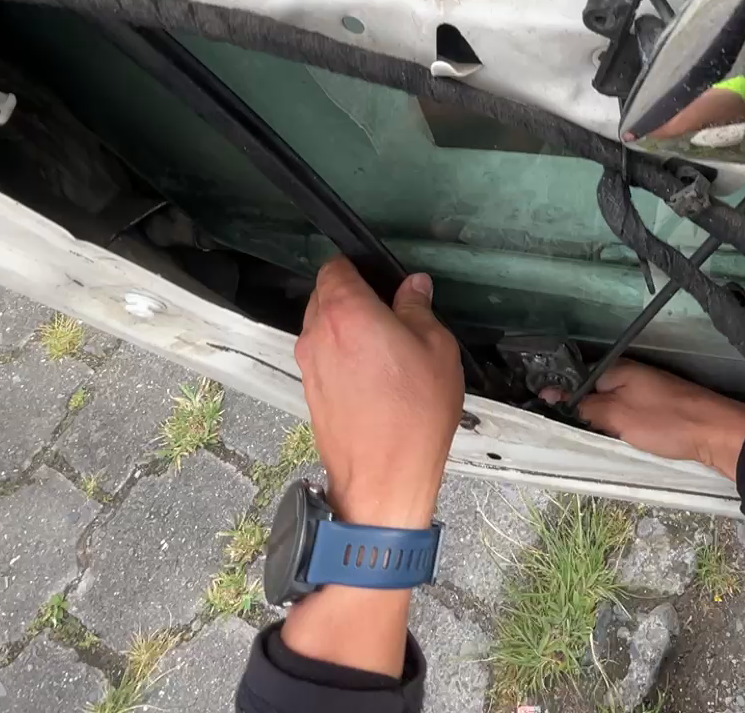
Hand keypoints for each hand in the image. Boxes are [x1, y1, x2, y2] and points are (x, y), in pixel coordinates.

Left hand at [282, 257, 461, 677]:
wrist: (385, 478)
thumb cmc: (417, 408)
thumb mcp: (436, 347)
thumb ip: (419, 309)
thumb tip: (413, 285)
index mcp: (347, 312)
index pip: (335, 268)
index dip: (359, 267)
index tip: (384, 278)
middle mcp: (317, 333)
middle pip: (324, 294)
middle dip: (353, 293)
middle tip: (392, 310)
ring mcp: (308, 364)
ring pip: (321, 325)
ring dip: (347, 324)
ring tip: (386, 343)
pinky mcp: (309, 391)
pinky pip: (322, 354)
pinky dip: (342, 350)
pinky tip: (374, 370)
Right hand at [544, 360, 744, 480]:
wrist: (716, 432)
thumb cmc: (666, 421)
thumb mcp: (617, 416)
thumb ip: (584, 405)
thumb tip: (551, 394)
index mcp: (618, 369)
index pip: (577, 376)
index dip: (560, 394)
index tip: (545, 413)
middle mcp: (630, 374)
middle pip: (593, 390)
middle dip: (581, 410)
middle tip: (570, 431)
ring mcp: (645, 390)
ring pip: (610, 404)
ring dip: (600, 420)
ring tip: (592, 438)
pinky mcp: (657, 406)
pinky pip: (626, 412)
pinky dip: (618, 425)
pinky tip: (618, 439)